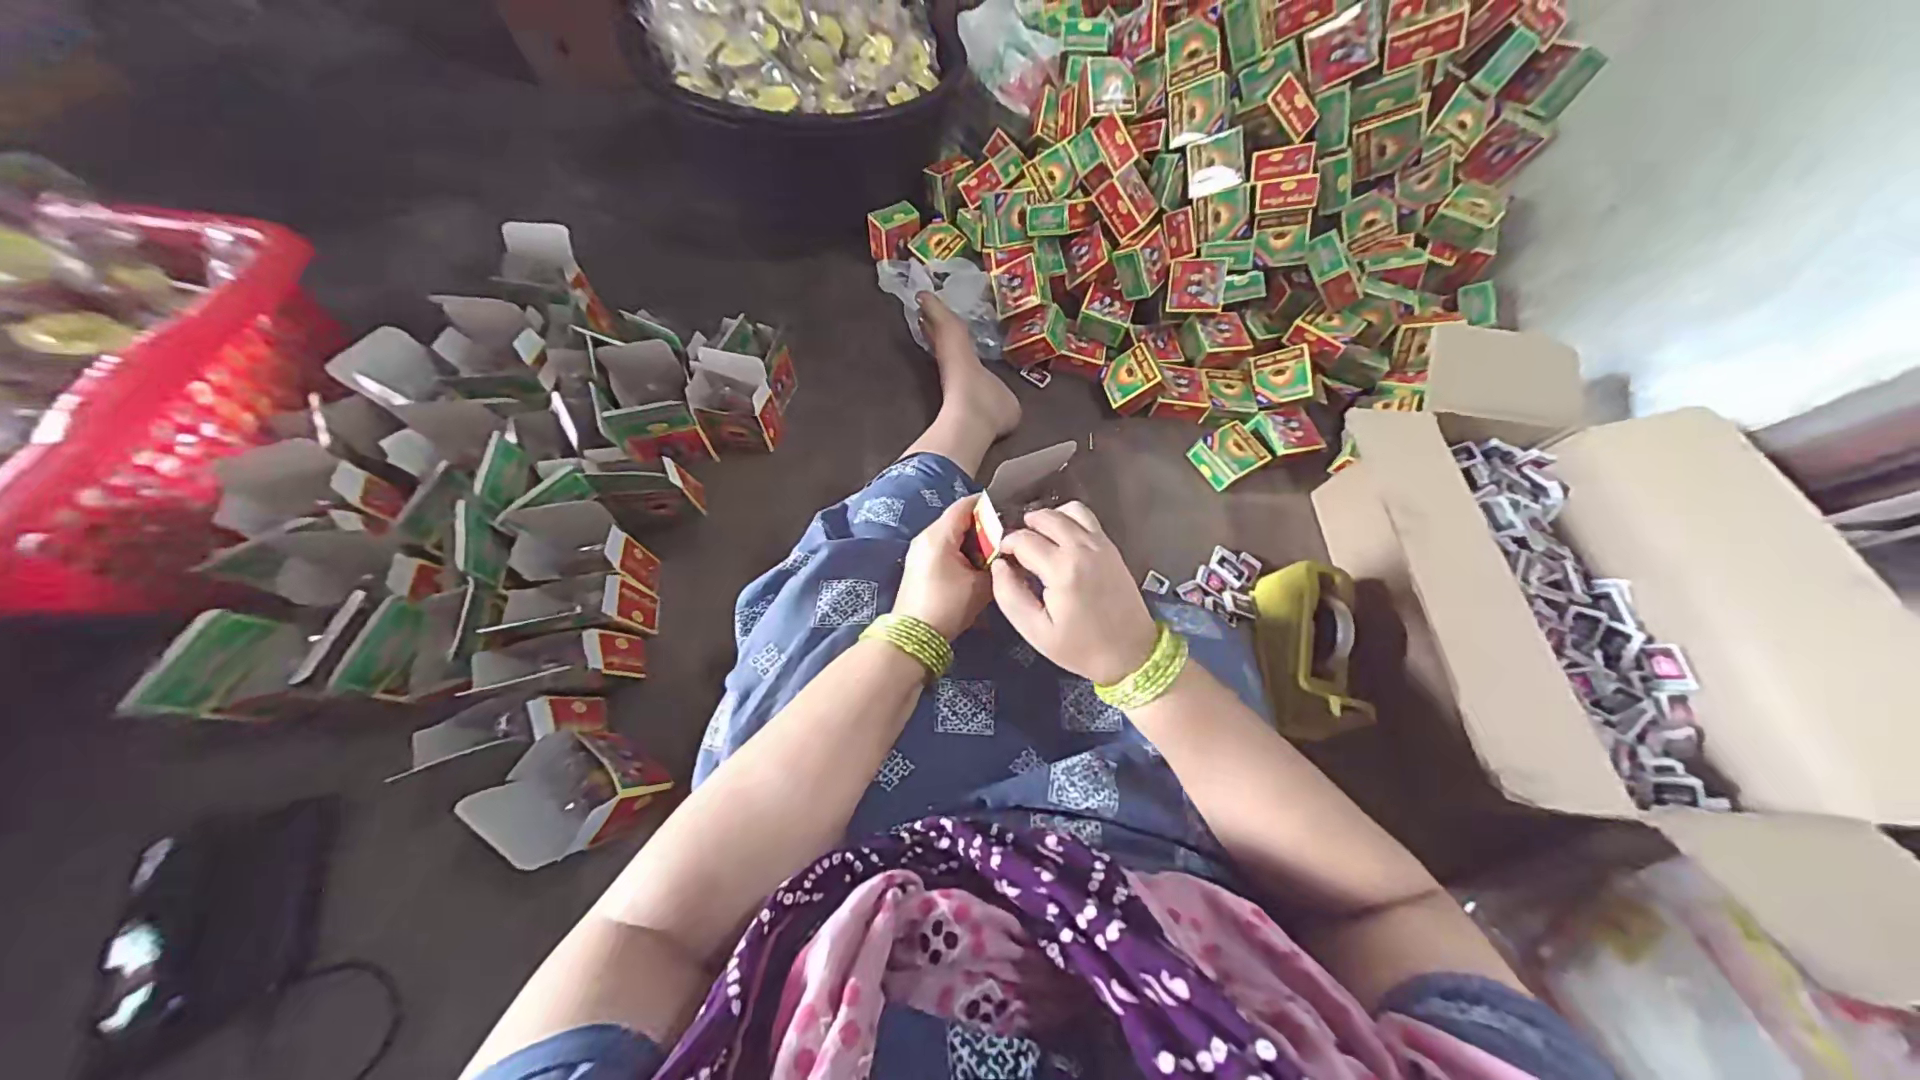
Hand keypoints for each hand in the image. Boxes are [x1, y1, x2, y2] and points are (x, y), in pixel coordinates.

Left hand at [892, 494, 993, 640]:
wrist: (913, 635)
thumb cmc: (948, 606)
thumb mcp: (980, 585)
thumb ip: (995, 563)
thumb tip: (1003, 553)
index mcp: (939, 535)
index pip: (965, 505)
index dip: (988, 506)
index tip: (1007, 513)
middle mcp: (925, 536)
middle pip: (957, 518)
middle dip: (982, 525)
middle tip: (1004, 538)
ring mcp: (918, 550)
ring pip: (950, 533)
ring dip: (971, 540)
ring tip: (992, 554)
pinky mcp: (918, 564)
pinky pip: (942, 547)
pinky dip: (959, 550)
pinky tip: (974, 566)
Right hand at [989, 502, 1158, 684]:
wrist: (1130, 653)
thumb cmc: (1080, 648)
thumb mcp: (1035, 631)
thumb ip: (1009, 595)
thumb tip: (1000, 566)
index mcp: (1062, 570)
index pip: (1023, 539)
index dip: (1006, 545)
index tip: (1003, 559)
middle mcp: (1082, 549)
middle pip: (1045, 517)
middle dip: (1024, 528)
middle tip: (1017, 549)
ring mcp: (1100, 544)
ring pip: (1068, 510)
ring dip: (1048, 518)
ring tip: (1038, 538)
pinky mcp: (1111, 547)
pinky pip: (1087, 517)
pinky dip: (1069, 519)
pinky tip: (1060, 539)